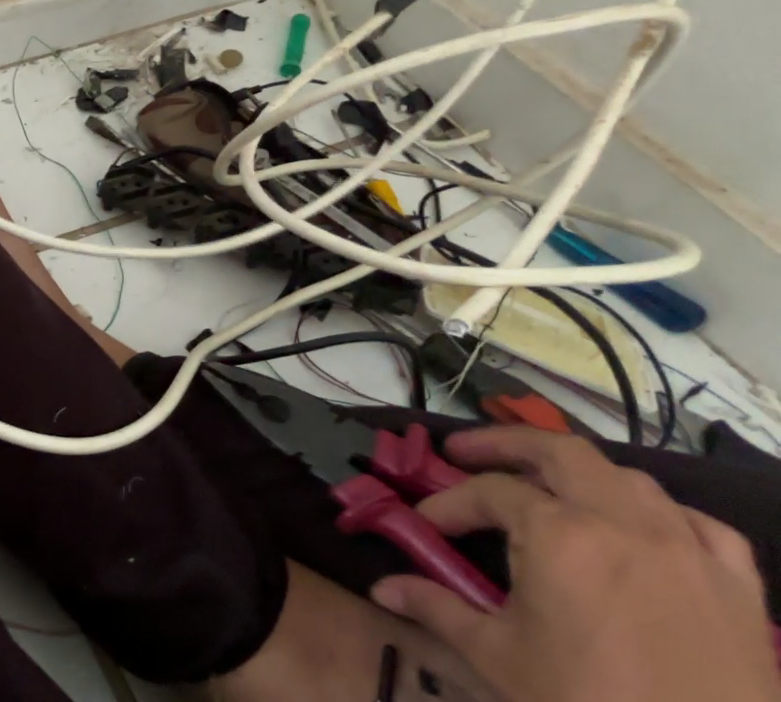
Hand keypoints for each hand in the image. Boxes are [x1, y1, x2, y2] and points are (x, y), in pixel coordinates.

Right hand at [372, 427, 779, 701]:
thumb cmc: (585, 701)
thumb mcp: (497, 656)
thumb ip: (437, 608)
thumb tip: (382, 589)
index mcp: (559, 534)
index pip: (488, 491)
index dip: (449, 502)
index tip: (426, 525)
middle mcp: (622, 522)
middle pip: (558, 451)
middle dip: (504, 444)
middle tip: (464, 453)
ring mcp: (687, 548)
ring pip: (626, 477)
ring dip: (577, 472)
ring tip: (545, 485)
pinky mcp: (736, 583)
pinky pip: (698, 523)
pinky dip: (660, 512)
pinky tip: (640, 527)